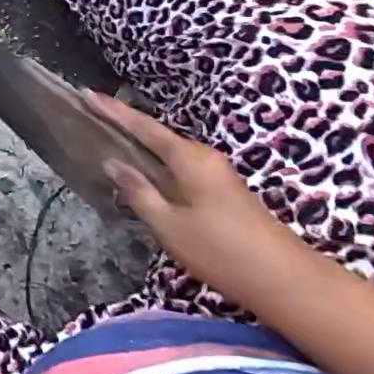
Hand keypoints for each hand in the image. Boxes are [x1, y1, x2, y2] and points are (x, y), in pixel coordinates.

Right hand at [84, 91, 305, 282]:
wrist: (286, 280)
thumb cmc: (221, 251)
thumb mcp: (169, 225)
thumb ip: (138, 191)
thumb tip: (113, 163)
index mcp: (188, 158)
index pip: (143, 127)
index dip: (113, 111)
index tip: (88, 93)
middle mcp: (203, 157)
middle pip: (157, 134)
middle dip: (124, 124)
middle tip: (91, 115)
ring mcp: (215, 172)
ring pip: (168, 152)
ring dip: (140, 144)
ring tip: (108, 139)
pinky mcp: (220, 189)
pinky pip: (179, 166)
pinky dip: (155, 162)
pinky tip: (141, 172)